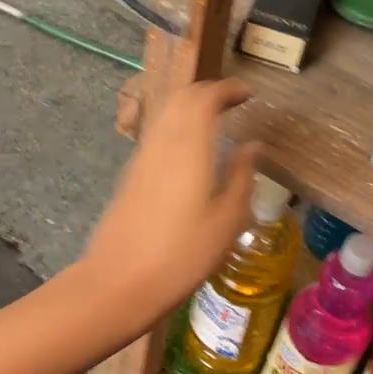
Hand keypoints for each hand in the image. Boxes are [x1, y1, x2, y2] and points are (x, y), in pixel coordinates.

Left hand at [78, 79, 261, 326]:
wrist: (118, 284)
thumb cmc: (181, 254)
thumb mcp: (227, 220)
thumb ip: (241, 176)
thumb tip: (254, 146)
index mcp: (189, 146)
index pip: (205, 97)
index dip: (228, 89)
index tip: (250, 93)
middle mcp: (162, 143)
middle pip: (182, 98)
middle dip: (209, 92)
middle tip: (235, 101)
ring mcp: (142, 158)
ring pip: (166, 114)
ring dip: (192, 107)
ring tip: (217, 120)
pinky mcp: (131, 175)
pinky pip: (158, 134)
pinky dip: (179, 126)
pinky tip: (193, 149)